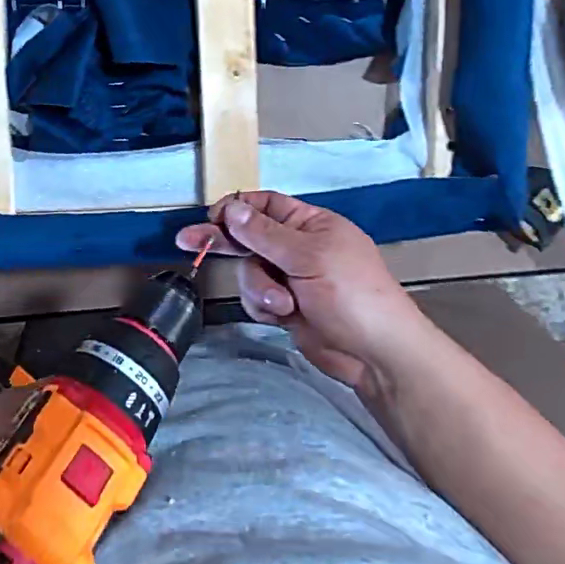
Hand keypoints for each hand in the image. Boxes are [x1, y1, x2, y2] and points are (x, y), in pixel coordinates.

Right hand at [176, 190, 438, 394]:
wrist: (377, 357)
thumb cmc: (353, 296)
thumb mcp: (308, 258)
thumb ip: (264, 233)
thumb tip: (232, 207)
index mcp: (310, 224)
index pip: (263, 205)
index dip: (236, 210)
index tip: (212, 219)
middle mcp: (297, 246)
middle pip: (248, 237)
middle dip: (223, 242)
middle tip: (186, 240)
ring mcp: (290, 277)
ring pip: (248, 271)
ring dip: (258, 288)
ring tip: (282, 304)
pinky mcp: (285, 305)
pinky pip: (255, 297)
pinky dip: (264, 306)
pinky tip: (283, 316)